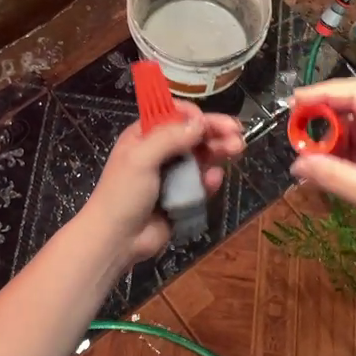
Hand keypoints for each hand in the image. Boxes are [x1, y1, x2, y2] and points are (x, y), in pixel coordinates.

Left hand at [82, 102, 245, 263]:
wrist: (117, 239)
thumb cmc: (124, 194)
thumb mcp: (141, 158)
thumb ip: (170, 137)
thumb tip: (200, 121)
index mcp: (144, 136)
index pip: (174, 116)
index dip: (195, 116)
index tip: (211, 122)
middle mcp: (158, 151)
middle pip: (192, 135)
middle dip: (214, 132)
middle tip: (238, 134)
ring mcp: (171, 175)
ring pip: (200, 157)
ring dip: (218, 151)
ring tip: (237, 149)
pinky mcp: (181, 196)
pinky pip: (200, 183)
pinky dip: (209, 179)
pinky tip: (215, 179)